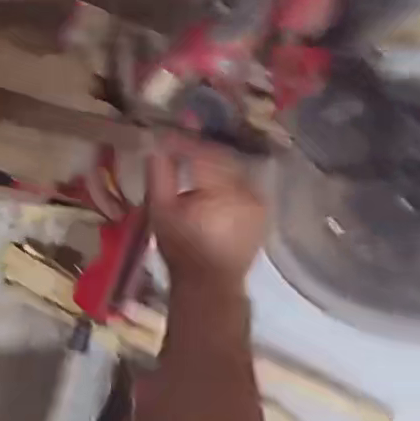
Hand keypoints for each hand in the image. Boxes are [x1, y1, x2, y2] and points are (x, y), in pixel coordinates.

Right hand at [147, 139, 267, 289]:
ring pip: (233, 167)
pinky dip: (226, 176)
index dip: (183, 143)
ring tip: (193, 161)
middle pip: (220, 157)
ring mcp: (258, 200)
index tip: (165, 137)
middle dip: (198, 149)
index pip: (202, 154)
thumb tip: (156, 147)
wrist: (210, 282)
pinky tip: (211, 180)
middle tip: (178, 145)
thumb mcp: (161, 211)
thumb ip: (159, 176)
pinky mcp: (262, 208)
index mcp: (220, 193)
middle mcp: (245, 192)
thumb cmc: (181, 248)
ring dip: (213, 161)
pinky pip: (242, 181)